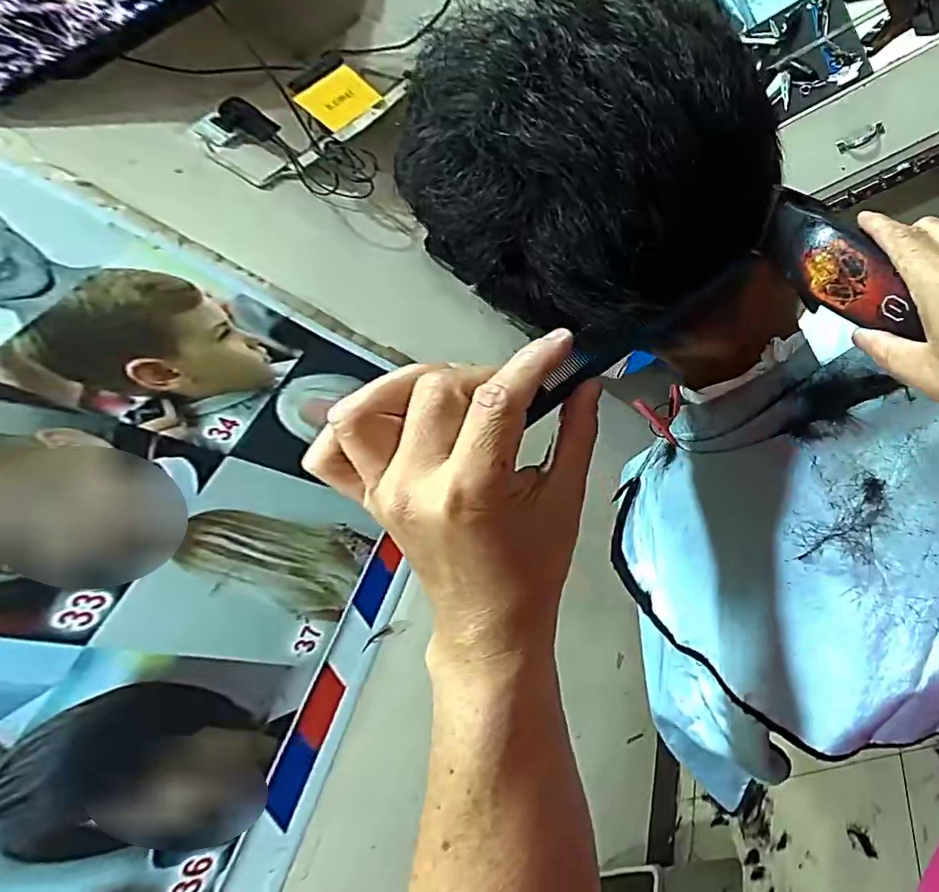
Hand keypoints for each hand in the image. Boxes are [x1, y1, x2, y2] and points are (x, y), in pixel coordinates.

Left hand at [302, 331, 599, 665]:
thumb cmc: (537, 561)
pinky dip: (357, 420)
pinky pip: (332, 448)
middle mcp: (415, 483)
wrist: (490, 615)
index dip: (533, 361)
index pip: (498, 399)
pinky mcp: (364, 498)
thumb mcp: (568, 494)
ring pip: (369, 406)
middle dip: (487, 373)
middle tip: (523, 388)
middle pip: (435, 389)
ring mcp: (380, 490)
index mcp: (473, 486)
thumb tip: (586, 384)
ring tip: (461, 392)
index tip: (561, 343)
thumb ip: (577, 432)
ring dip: (417, 384)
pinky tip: (401, 419)